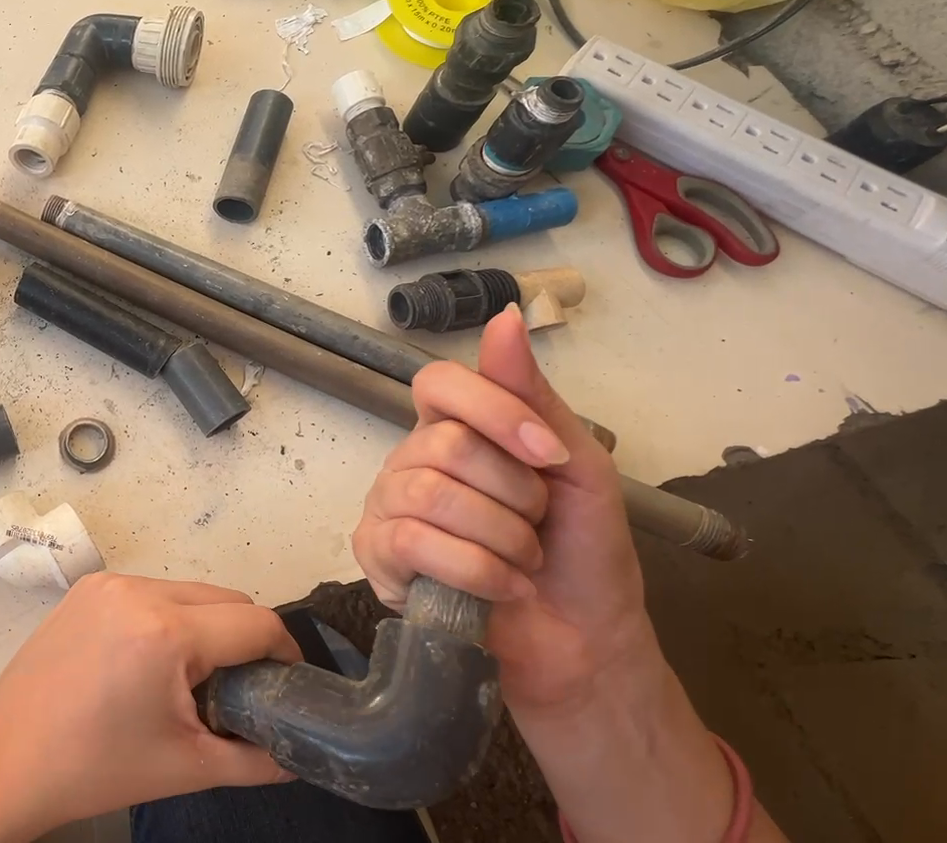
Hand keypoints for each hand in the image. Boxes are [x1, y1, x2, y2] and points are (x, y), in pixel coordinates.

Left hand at [0, 573, 299, 841]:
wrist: (7, 759)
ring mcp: (105, 584)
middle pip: (223, 599)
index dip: (285, 652)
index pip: (254, 623)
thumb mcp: (188, 767)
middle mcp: (136, 590)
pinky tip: (152, 662)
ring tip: (195, 680)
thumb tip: (295, 750)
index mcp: (165, 630)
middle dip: (245, 639)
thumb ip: (258, 758)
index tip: (289, 684)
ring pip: (185, 592)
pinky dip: (167, 617)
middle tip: (243, 690)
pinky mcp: (83, 590)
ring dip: (206, 626)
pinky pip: (147, 592)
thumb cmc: (97, 767)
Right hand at [352, 305, 652, 713]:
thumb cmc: (581, 554)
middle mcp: (410, 462)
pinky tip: (500, 588)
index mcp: (454, 434)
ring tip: (520, 562)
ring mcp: (387, 508)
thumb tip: (506, 316)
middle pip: (444, 445)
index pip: (438, 383)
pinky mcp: (376, 556)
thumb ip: (532, 398)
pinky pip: (414, 543)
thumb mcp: (577, 469)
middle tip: (535, 527)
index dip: (492, 410)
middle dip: (514, 496)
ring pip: (430, 495)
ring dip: (502, 539)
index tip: (547, 455)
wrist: (582, 643)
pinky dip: (479, 571)